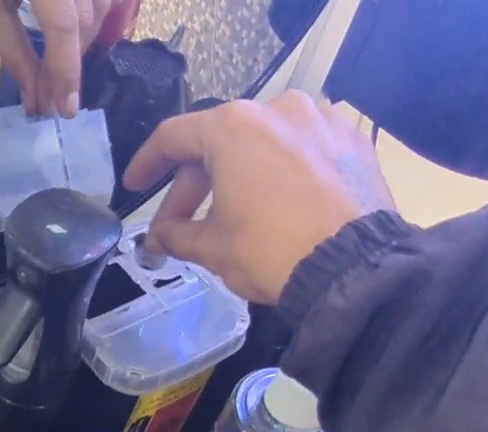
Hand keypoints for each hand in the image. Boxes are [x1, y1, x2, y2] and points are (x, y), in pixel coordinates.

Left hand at [0, 0, 111, 117]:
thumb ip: (12, 48)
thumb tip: (36, 95)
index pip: (64, 27)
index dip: (66, 72)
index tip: (65, 110)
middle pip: (84, 18)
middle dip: (69, 64)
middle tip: (52, 98)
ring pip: (101, 4)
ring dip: (81, 42)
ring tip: (58, 69)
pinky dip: (91, 13)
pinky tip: (72, 35)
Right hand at [122, 92, 396, 304]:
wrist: (353, 267)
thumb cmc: (270, 252)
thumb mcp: (212, 248)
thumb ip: (177, 235)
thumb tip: (158, 238)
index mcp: (234, 129)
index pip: (174, 137)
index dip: (147, 163)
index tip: (134, 186)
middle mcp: (277, 109)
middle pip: (219, 141)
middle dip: (193, 186)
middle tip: (176, 226)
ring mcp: (320, 118)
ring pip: (261, 143)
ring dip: (236, 176)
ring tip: (229, 215)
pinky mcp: (350, 139)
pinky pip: (300, 149)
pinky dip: (277, 172)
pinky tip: (273, 205)